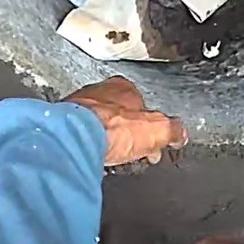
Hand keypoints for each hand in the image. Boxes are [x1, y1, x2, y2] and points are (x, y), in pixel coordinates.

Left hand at [65, 76, 186, 165]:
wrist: (74, 139)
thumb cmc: (111, 129)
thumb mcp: (158, 130)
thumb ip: (172, 130)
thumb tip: (180, 134)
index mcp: (124, 87)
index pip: (142, 103)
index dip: (148, 125)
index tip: (150, 142)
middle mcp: (99, 91)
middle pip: (118, 112)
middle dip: (126, 131)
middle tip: (131, 151)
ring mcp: (78, 106)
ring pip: (97, 122)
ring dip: (105, 138)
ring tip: (111, 156)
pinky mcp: (62, 123)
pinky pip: (79, 135)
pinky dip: (86, 145)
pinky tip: (91, 156)